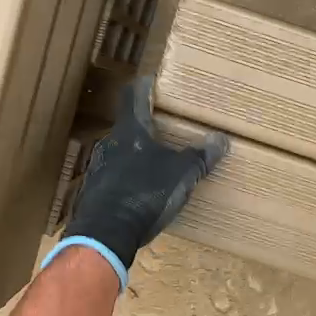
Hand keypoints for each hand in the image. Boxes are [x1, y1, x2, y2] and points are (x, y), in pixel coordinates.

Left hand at [51, 77, 225, 286]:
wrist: (105, 234)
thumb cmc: (145, 193)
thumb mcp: (181, 175)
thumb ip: (199, 157)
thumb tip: (221, 139)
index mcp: (130, 131)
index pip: (133, 96)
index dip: (144, 86)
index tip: (154, 81)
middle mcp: (109, 143)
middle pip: (127, 126)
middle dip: (145, 126)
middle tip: (164, 128)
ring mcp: (98, 169)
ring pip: (120, 153)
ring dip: (136, 155)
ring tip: (155, 161)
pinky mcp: (93, 193)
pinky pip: (114, 178)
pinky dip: (128, 179)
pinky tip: (140, 192)